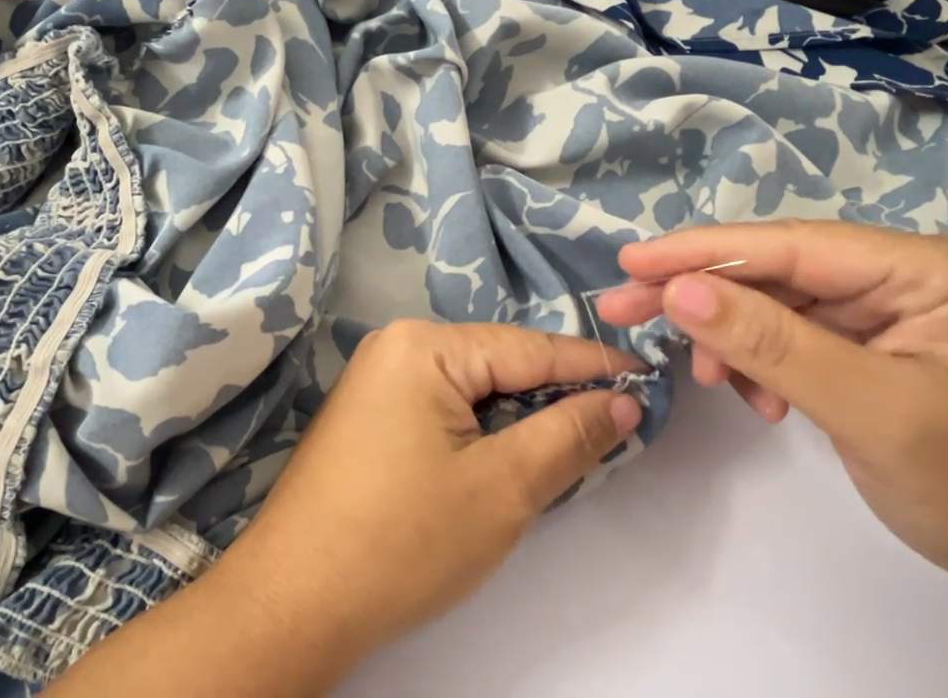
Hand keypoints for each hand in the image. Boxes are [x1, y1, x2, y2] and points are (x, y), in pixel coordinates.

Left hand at [217, 321, 644, 658]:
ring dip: (522, 417)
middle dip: (557, 394)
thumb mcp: (503, 488)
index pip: (530, 348)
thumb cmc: (404, 541)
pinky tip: (512, 455)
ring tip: (576, 441)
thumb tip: (622, 401)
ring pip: (474, 391)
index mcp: (425, 346)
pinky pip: (445, 409)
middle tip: (622, 421)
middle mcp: (397, 347)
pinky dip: (484, 431)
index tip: (650, 375)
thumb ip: (568, 435)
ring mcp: (377, 382)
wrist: (297, 601)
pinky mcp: (370, 419)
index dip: (594, 365)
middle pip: (500, 365)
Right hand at [594, 220, 947, 604]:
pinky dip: (758, 366)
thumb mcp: (873, 411)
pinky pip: (788, 340)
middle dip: (701, 293)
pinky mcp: (865, 349)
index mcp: (924, 269)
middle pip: (775, 271)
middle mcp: (900, 276)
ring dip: (729, 338)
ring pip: (773, 306)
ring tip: (706, 382)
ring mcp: (882, 313)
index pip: (792, 245)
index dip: (703, 251)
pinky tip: (757, 401)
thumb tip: (681, 289)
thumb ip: (773, 345)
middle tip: (622, 308)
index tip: (630, 262)